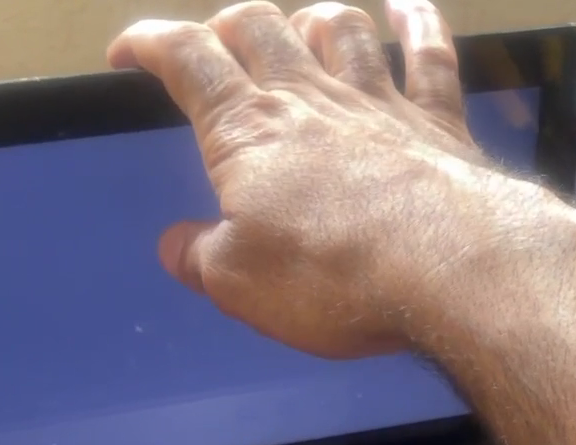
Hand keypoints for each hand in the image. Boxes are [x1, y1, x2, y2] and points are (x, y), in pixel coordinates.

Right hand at [107, 0, 575, 358]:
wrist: (444, 268)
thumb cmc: (336, 277)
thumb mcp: (244, 286)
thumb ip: (203, 260)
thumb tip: (177, 248)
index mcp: (248, 130)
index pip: (185, 60)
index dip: (150, 46)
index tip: (131, 53)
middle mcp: (312, 98)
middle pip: (260, 27)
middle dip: (232, 27)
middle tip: (224, 44)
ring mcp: (381, 104)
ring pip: (341, 29)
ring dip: (317, 19)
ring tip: (307, 25)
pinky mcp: (440, 125)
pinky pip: (430, 55)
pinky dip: (419, 25)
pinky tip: (410, 8)